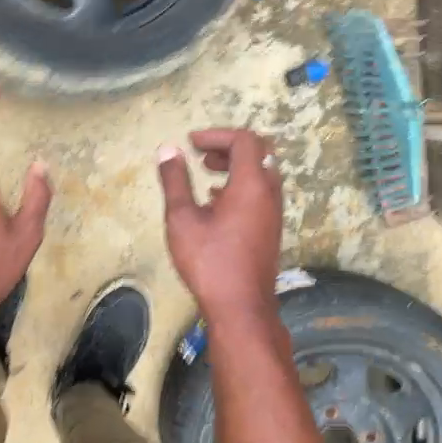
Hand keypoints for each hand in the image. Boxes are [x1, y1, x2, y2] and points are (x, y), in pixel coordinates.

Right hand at [156, 129, 282, 326]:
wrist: (241, 307)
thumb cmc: (209, 261)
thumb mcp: (182, 219)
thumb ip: (175, 181)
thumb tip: (168, 150)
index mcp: (251, 185)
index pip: (244, 140)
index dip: (216, 135)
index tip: (191, 143)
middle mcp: (269, 193)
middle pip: (259, 151)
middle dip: (228, 146)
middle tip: (201, 154)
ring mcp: (273, 212)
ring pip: (262, 172)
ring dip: (235, 165)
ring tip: (206, 174)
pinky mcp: (271, 228)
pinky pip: (261, 191)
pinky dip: (241, 183)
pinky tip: (215, 201)